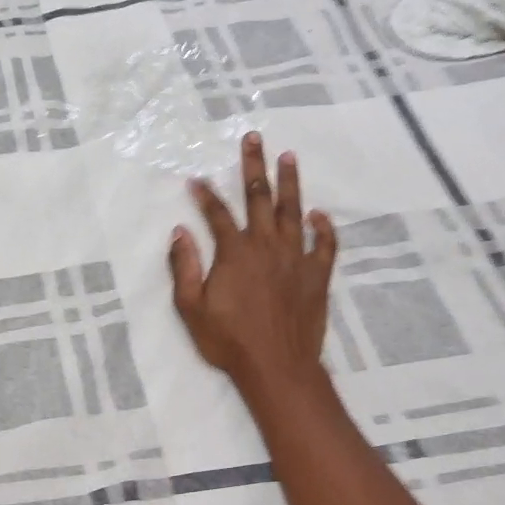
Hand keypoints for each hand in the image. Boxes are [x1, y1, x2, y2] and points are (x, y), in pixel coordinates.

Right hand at [168, 133, 337, 386]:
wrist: (277, 367)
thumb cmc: (228, 341)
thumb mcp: (191, 308)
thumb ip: (185, 267)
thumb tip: (179, 233)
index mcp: (234, 252)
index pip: (217, 214)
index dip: (205, 195)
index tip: (196, 178)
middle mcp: (266, 246)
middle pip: (259, 197)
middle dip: (254, 166)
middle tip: (254, 138)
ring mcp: (296, 258)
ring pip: (293, 211)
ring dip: (290, 182)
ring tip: (288, 157)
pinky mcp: (317, 275)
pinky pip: (324, 244)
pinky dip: (323, 227)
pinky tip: (319, 214)